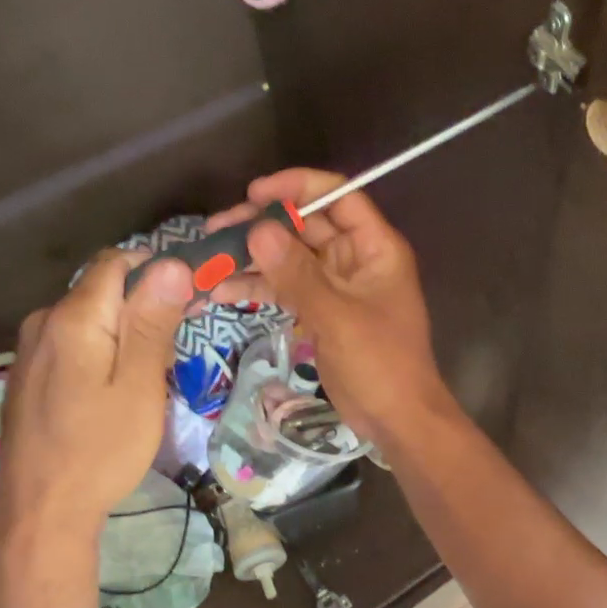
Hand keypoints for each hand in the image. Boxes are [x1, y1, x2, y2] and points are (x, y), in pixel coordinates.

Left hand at [0, 250, 191, 548]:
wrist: (41, 509)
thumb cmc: (101, 450)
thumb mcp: (140, 387)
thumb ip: (152, 323)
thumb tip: (172, 263)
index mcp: (73, 317)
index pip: (118, 262)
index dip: (157, 273)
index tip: (188, 307)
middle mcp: (43, 320)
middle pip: (101, 289)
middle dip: (140, 307)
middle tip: (171, 354)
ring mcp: (29, 349)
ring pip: (86, 318)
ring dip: (119, 332)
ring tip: (144, 379)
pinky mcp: (26, 374)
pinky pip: (70, 342)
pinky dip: (97, 351)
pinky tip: (109, 393)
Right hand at [210, 168, 454, 444]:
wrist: (397, 420)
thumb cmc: (380, 364)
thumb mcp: (337, 317)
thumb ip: (296, 274)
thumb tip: (257, 230)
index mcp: (375, 248)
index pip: (338, 197)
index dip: (298, 187)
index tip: (255, 194)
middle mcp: (357, 259)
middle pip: (307, 225)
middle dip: (263, 225)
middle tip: (218, 229)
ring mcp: (337, 287)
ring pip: (291, 258)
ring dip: (253, 257)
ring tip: (209, 257)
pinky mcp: (322, 312)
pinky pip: (287, 289)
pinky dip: (259, 288)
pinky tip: (221, 290)